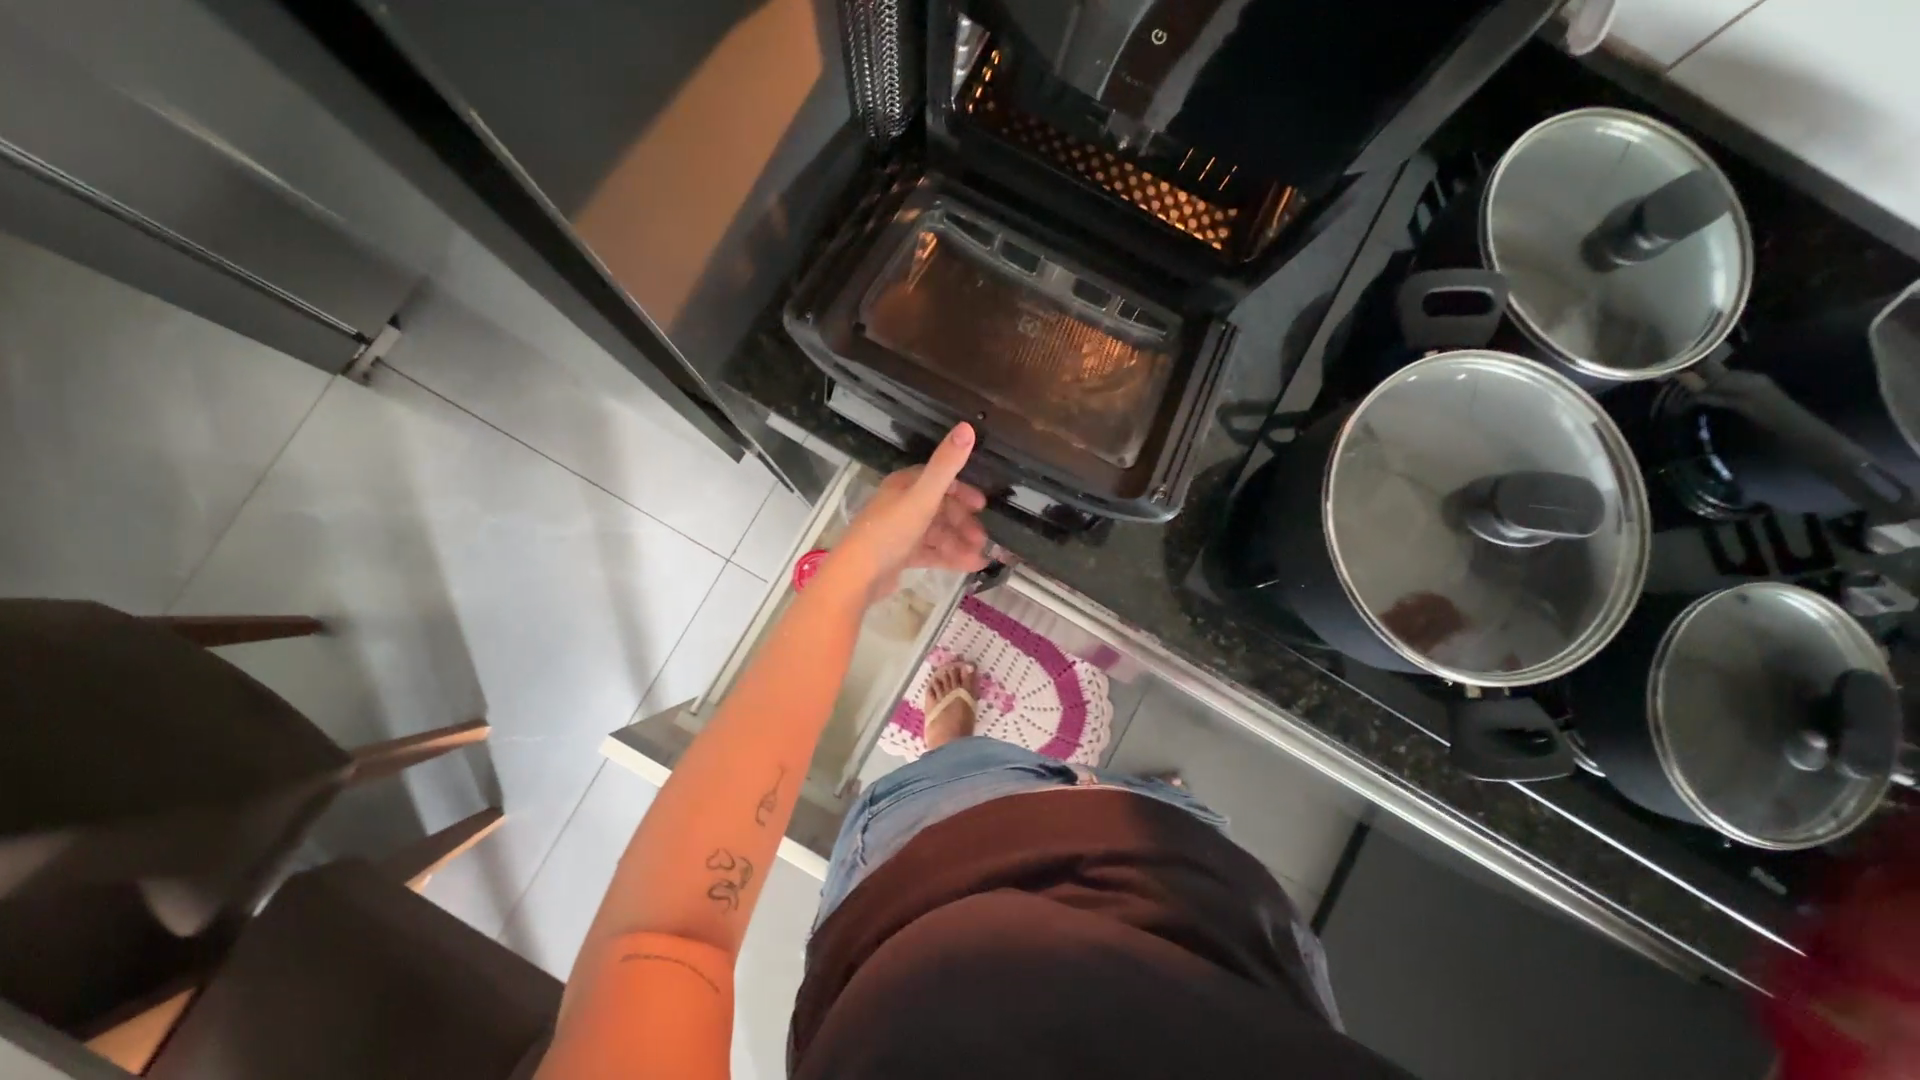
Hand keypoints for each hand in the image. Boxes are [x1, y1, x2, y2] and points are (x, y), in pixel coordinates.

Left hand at [829, 423, 990, 600]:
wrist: (859, 575)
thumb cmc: (890, 532)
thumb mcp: (923, 496)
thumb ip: (946, 465)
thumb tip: (967, 426)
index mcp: (903, 486)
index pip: (938, 481)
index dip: (962, 491)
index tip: (982, 505)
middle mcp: (900, 505)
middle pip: (940, 509)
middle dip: (964, 522)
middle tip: (983, 538)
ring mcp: (900, 532)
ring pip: (937, 533)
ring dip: (960, 542)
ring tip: (980, 556)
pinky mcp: (900, 556)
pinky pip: (931, 552)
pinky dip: (950, 557)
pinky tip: (971, 565)